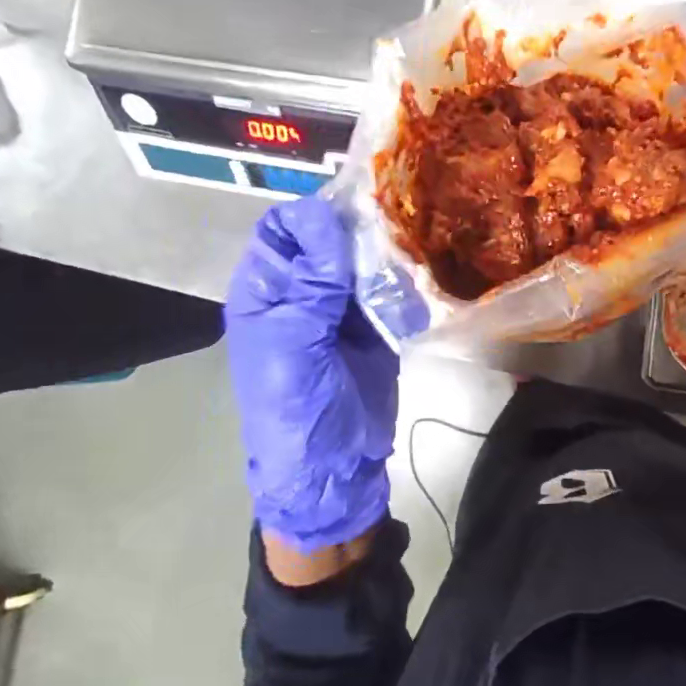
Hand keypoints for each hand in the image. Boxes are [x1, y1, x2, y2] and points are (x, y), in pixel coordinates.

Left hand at [227, 196, 397, 551]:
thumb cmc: (295, 408)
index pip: (284, 230)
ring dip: (385, 260)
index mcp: (267, 293)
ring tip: (410, 260)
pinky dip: (403, 290)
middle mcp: (301, 295)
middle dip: (358, 233)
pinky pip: (387, 296)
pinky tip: (418, 290)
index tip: (353, 218)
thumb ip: (312, 283)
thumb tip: (328, 216)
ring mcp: (339, 313)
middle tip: (394, 230)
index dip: (313, 218)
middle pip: (328, 242)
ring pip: (361, 265)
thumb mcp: (295, 344)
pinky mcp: (373, 331)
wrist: (333, 470)